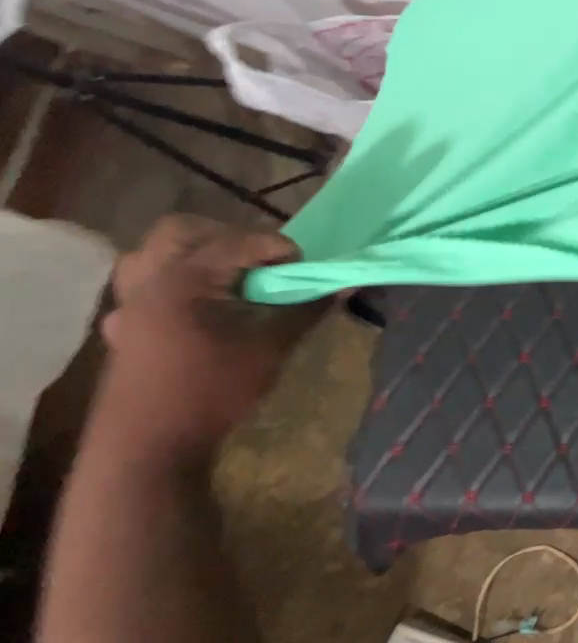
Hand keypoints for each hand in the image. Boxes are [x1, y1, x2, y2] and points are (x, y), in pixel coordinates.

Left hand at [96, 215, 327, 464]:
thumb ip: (307, 310)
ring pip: (153, 254)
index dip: (280, 247)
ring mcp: (129, 306)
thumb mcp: (271, 348)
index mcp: (182, 282)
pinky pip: (146, 284)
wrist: (146, 450)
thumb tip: (347, 284)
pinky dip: (177, 281)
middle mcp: (148, 284)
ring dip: (195, 254)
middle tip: (264, 261)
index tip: (307, 265)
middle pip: (181, 231)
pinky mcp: (125, 327)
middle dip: (229, 236)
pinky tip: (206, 304)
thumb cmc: (210, 393)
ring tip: (232, 275)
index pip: (238, 241)